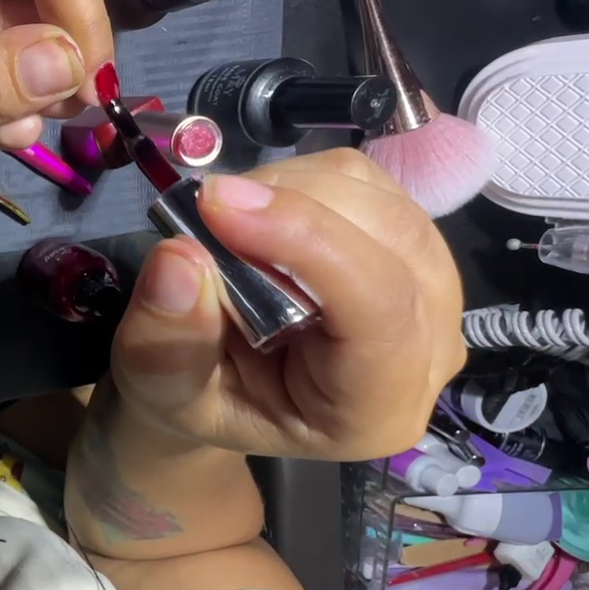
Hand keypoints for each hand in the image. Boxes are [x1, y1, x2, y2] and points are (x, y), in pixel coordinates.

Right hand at [108, 151, 465, 460]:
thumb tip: (178, 254)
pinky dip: (298, 181)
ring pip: (379, 200)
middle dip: (287, 208)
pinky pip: (365, 183)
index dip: (305, 241)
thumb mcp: (159, 388)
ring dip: (287, 190)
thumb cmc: (194, 399)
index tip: (213, 206)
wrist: (218, 388)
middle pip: (389, 240)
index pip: (379, 309)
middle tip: (202, 212)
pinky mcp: (406, 246)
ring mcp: (429, 293)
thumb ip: (169, 339)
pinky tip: (255, 215)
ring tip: (222, 222)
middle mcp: (425, 350)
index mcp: (372, 409)